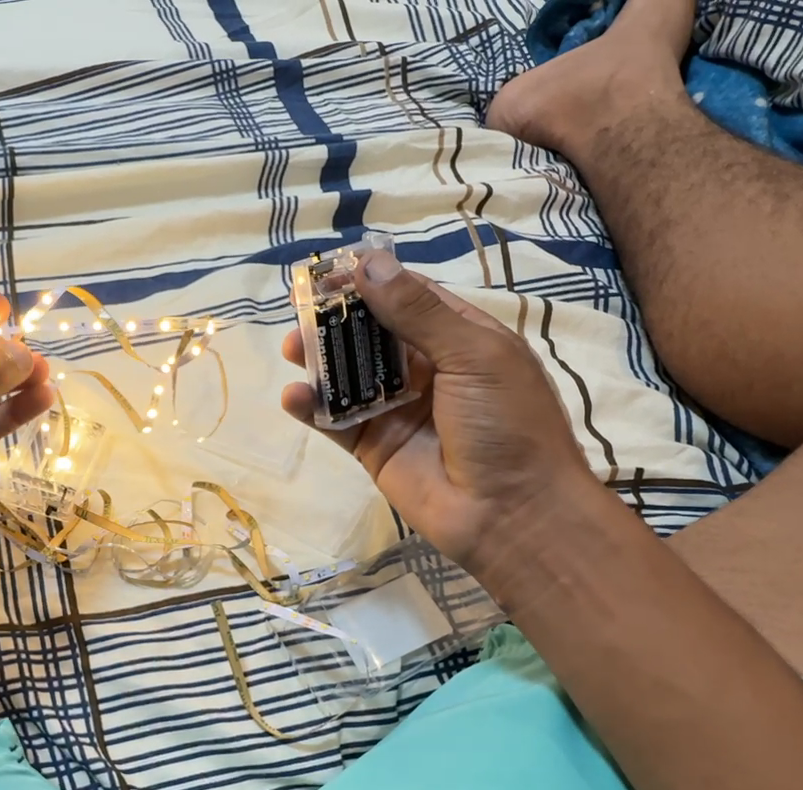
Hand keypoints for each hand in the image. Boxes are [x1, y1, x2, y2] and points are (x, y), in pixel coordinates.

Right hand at [281, 250, 594, 573]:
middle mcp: (427, 370)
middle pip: (371, 334)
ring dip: (320, 360)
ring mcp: (396, 409)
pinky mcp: (372, 446)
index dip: (370, 282)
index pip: (409, 298)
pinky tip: (294, 396)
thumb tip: (370, 263)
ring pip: (348, 375)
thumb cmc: (507, 424)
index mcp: (461, 340)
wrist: (511, 513)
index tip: (330, 271)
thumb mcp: (472, 355)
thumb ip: (417, 313)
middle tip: (299, 308)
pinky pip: (336, 420)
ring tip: (291, 348)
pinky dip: (312, 407)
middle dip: (336, 320)